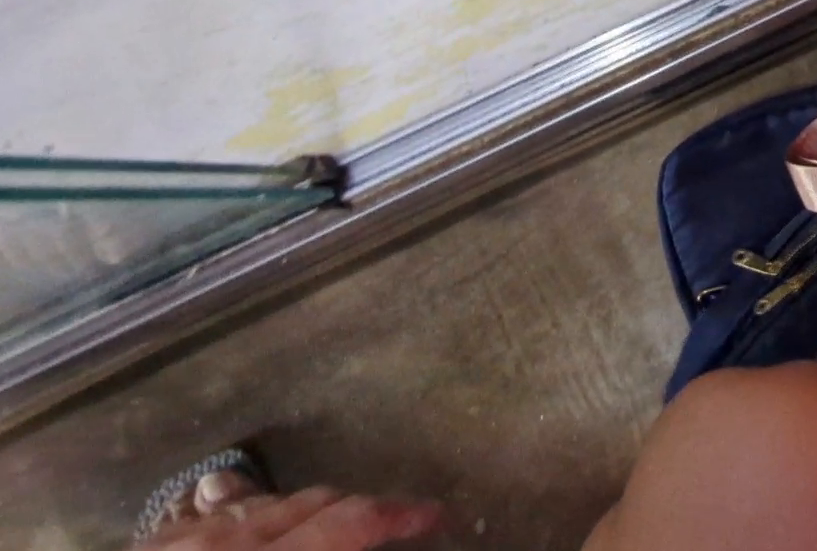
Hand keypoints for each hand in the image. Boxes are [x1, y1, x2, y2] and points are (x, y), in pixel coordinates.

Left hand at [135, 479, 440, 550]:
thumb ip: (325, 547)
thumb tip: (371, 542)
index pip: (350, 521)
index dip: (403, 514)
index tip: (438, 516)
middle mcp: (225, 542)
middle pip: (312, 503)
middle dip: (357, 509)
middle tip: (388, 527)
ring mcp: (179, 543)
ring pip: (262, 502)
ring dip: (304, 508)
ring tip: (330, 516)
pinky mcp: (147, 550)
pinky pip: (203, 515)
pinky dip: (240, 512)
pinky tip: (244, 514)